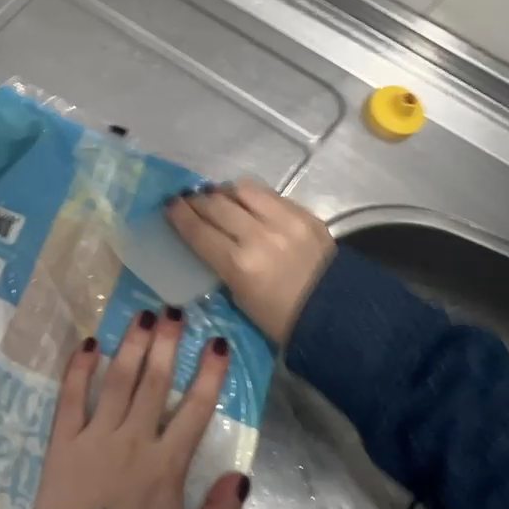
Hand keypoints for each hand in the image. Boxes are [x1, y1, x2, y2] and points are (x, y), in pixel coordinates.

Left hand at [28, 308, 248, 508]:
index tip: (219, 344)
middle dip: (168, 344)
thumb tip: (241, 477)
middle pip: (155, 383)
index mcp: (167, 467)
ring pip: (117, 380)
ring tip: (142, 315)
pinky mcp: (60, 443)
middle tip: (175, 311)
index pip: (196, 410)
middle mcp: (133, 442)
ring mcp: (94, 438)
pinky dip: (79, 368)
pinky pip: (70, 396)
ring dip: (132, 345)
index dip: (210, 375)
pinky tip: (89, 343)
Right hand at [165, 179, 335, 343]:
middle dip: (197, 200)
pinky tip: (248, 203)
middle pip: (216, 204)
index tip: (169, 206)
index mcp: (240, 265)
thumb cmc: (282, 319)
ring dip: (225, 192)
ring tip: (219, 198)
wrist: (339, 317)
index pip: (198, 230)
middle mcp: (259, 237)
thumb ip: (220, 262)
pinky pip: (269, 194)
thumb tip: (205, 236)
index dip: (179, 215)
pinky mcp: (305, 214)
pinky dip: (252, 196)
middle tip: (188, 200)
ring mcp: (285, 221)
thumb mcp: (240, 298)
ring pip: (242, 189)